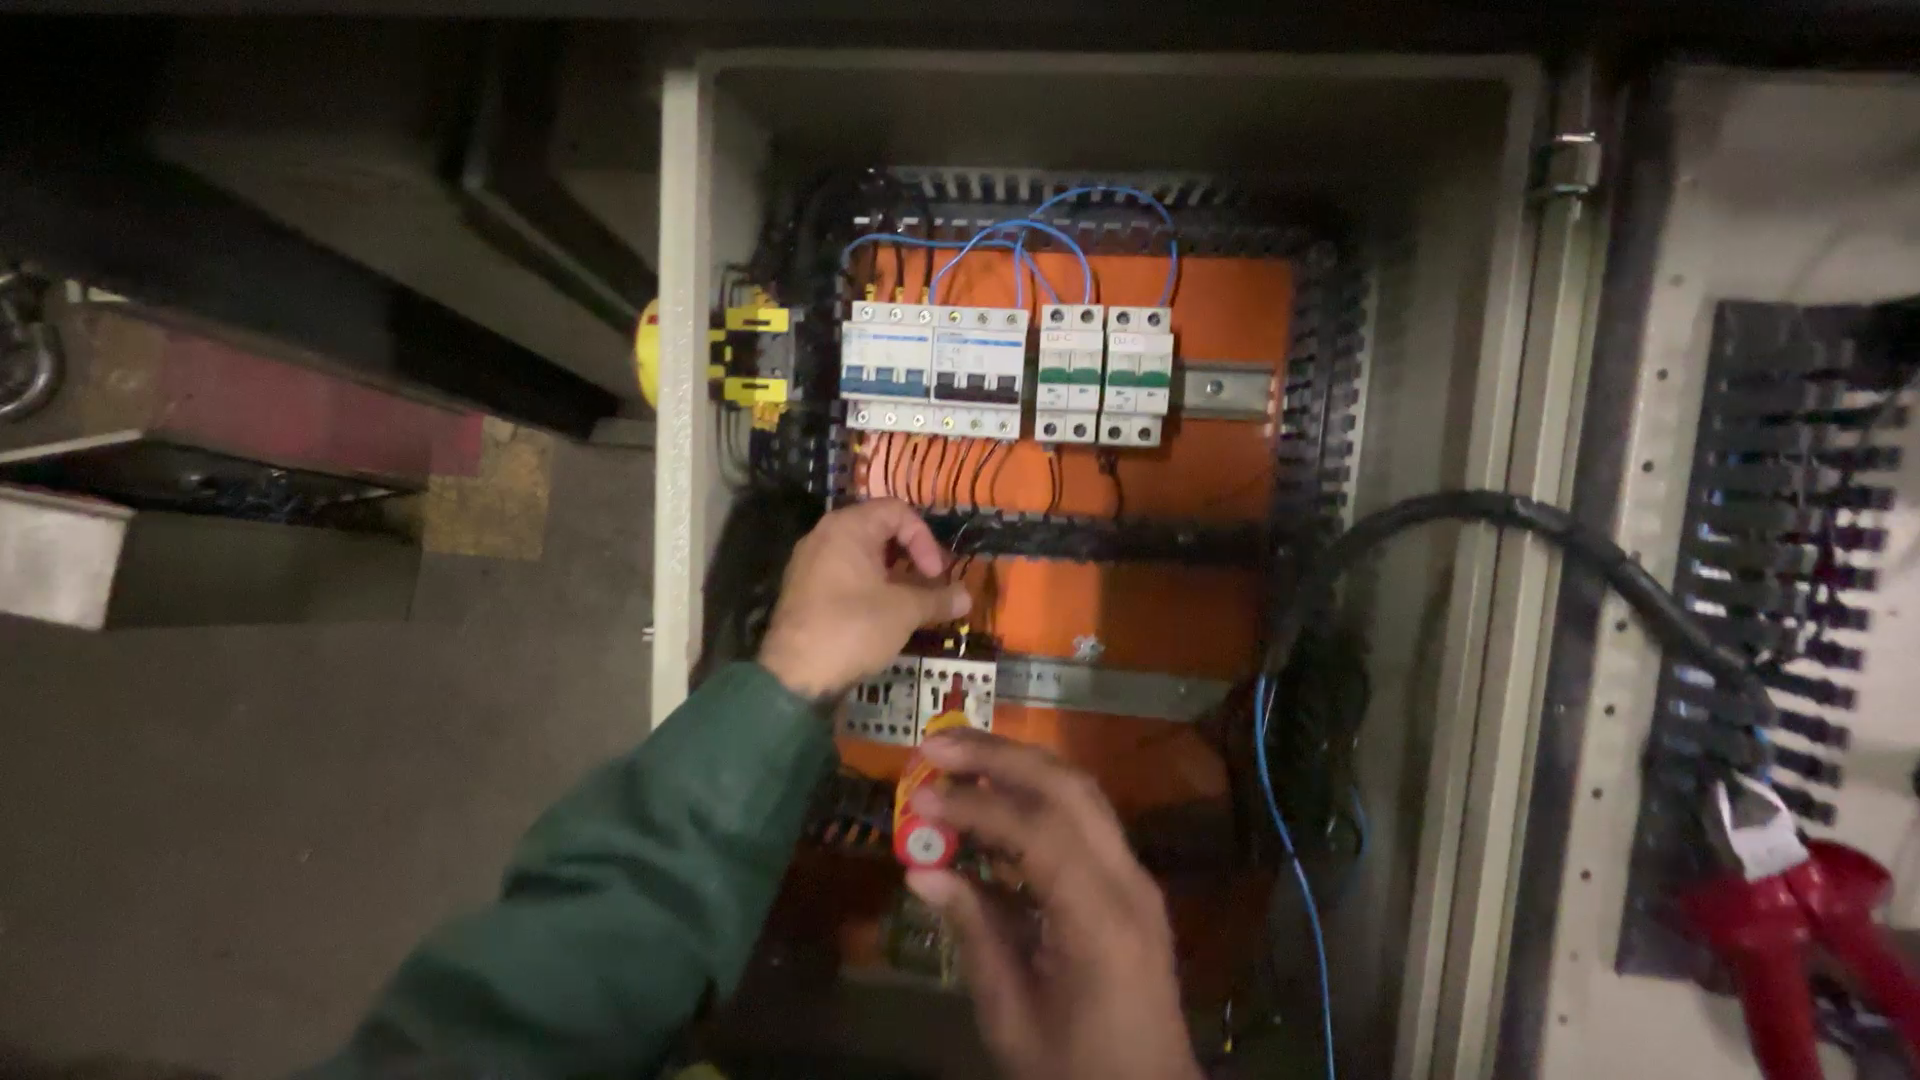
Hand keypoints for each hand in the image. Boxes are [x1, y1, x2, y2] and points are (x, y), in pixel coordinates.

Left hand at [757, 498, 970, 699]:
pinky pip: (844, 574)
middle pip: (879, 530)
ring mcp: (810, 562)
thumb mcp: (904, 612)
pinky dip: (869, 586)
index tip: (936, 574)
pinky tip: (884, 614)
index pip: (897, 511)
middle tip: (931, 584)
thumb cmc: (853, 628)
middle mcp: (824, 535)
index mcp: (848, 527)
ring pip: (862, 555)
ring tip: (912, 602)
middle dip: (911, 556)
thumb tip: (968, 597)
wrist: (795, 675)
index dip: (924, 539)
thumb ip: (938, 599)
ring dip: (892, 573)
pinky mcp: (804, 589)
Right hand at [904, 731, 1202, 1079]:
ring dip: (1017, 765)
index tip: (920, 798)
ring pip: (1079, 793)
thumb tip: (921, 870)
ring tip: (957, 756)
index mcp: (1102, 922)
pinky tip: (991, 802)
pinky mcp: (1128, 883)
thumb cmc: (1077, 1075)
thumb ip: (973, 932)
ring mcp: (1134, 877)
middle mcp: (1128, 882)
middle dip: (998, 757)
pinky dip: (1034, 798)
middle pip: (1068, 788)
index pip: (1039, 833)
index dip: (976, 806)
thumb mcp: (1012, 1017)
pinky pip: (1082, 820)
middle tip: (935, 745)